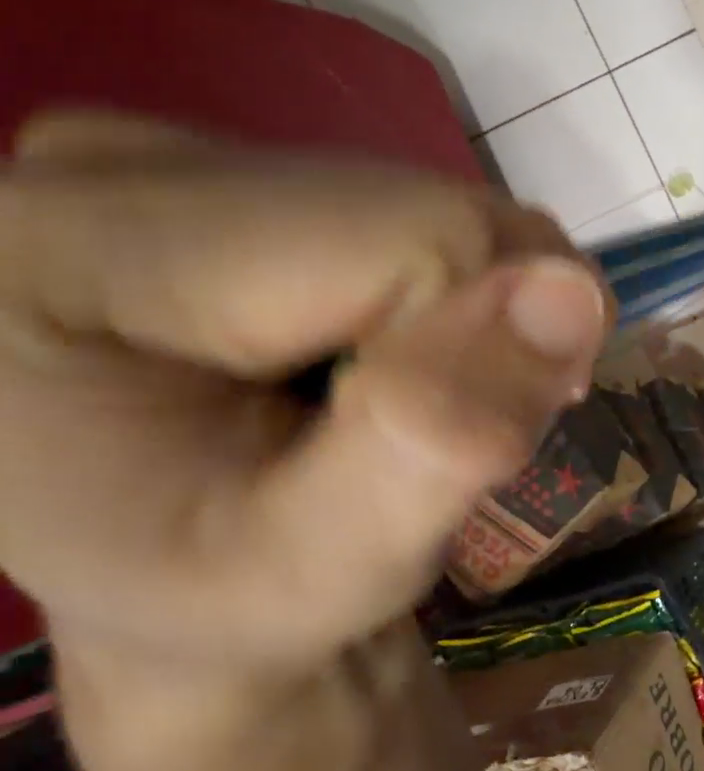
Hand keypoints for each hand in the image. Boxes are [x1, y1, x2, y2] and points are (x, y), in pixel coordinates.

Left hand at [0, 111, 611, 669]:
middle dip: (490, 328)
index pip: (412, 239)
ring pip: (440, 206)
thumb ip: (443, 437)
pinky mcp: (232, 175)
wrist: (171, 598)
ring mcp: (174, 160)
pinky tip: (406, 357)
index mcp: (64, 256)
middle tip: (447, 435)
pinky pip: (424, 210)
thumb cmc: (230, 610)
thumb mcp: (332, 566)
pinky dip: (462, 293)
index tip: (483, 445)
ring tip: (421, 404)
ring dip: (484, 315)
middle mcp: (106, 169)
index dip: (488, 343)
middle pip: (426, 210)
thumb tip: (573, 291)